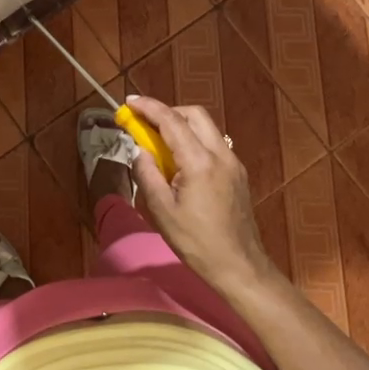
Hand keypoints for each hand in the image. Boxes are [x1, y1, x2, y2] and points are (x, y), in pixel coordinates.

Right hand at [123, 95, 276, 291]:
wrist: (239, 266)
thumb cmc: (196, 242)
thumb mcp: (161, 211)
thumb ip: (147, 174)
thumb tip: (140, 152)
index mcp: (200, 162)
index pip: (172, 121)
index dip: (148, 108)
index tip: (129, 102)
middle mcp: (221, 155)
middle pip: (194, 114)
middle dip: (168, 111)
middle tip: (144, 124)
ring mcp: (233, 163)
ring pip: (206, 127)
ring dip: (181, 125)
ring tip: (159, 143)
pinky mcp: (237, 173)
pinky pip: (213, 144)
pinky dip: (193, 140)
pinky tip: (179, 162)